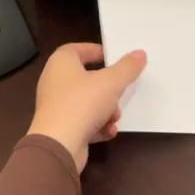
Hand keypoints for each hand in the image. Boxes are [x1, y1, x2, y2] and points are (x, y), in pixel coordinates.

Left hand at [26, 42, 147, 171]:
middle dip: (107, 89)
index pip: (77, 49)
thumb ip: (127, 67)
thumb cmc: (82, 103)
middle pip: (86, 79)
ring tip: (114, 118)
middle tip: (120, 93)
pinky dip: (97, 126)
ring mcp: (56, 107)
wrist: (59, 144)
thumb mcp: (111, 82)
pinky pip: (82, 122)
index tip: (113, 57)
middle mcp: (54, 82)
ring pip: (86, 103)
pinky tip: (108, 132)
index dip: (96, 51)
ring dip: (105, 110)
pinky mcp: (60, 128)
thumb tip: (139, 54)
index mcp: (61, 63)